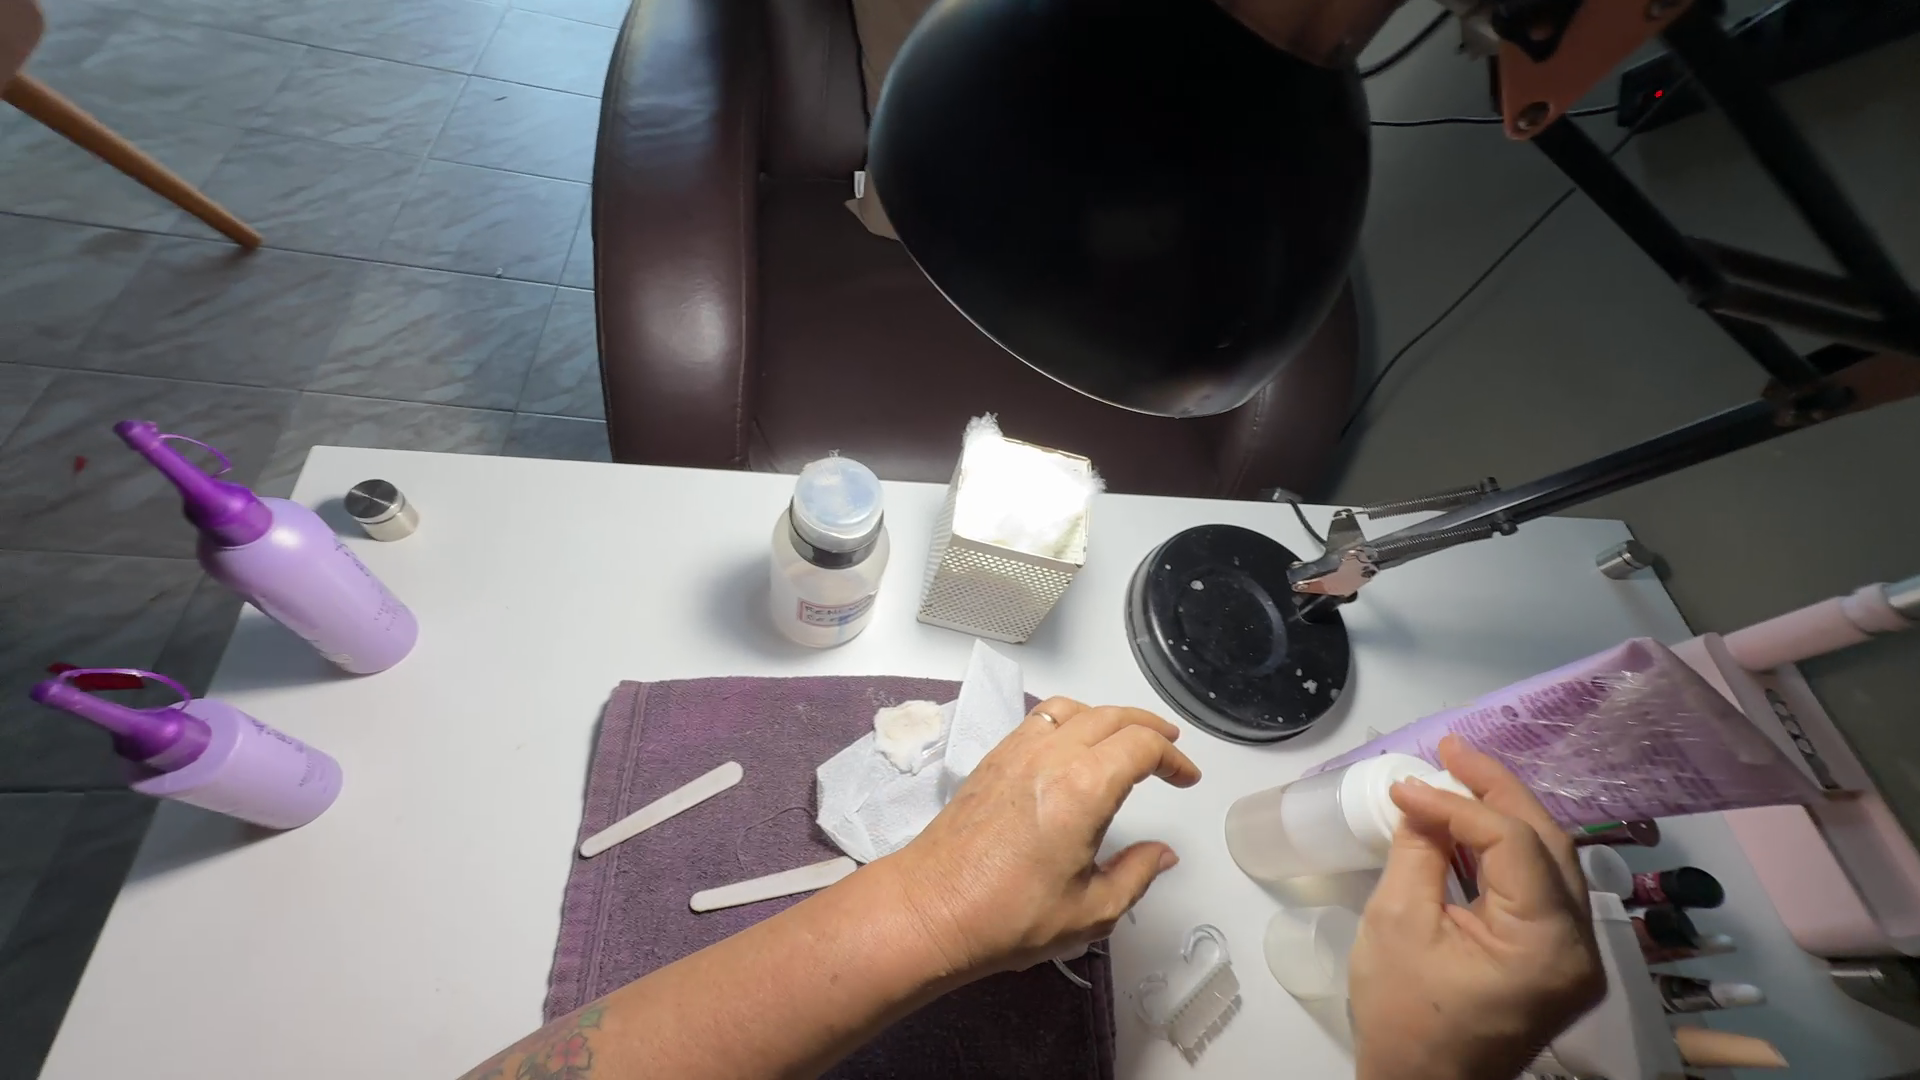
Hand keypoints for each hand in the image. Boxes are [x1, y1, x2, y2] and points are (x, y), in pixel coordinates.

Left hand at [884, 697, 1201, 978]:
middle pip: (1111, 716)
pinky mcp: (994, 757)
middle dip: (1148, 727)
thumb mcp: (1090, 911)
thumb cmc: (1009, 916)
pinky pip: (1040, 718)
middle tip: (1170, 747)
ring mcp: (1017, 750)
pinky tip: (1075, 743)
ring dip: (1108, 715)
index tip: (1186, 777)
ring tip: (1126, 736)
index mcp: (1082, 788)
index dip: (1172, 757)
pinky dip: (1070, 718)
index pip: (1140, 746)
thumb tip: (1161, 853)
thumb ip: (1135, 875)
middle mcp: (1051, 756)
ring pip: (1073, 708)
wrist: (933, 907)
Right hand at [1350, 736, 1603, 1079]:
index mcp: (1546, 945)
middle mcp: (1579, 946)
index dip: (1457, 803)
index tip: (1403, 785)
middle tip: (1450, 747)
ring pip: (1549, 858)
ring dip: (1503, 809)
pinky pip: (1537, 882)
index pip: (1513, 843)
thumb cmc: (1404, 1009)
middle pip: (1549, 842)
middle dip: (1497, 787)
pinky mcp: (1553, 955)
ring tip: (1458, 768)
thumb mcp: (1397, 921)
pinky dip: (1502, 843)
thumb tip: (1421, 801)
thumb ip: (1418, 852)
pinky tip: (1468, 820)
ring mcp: (1573, 953)